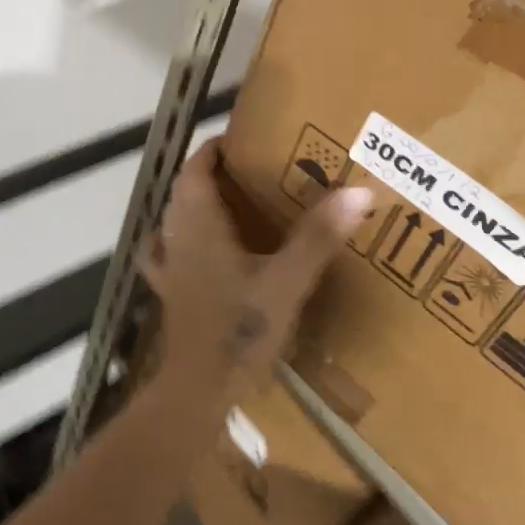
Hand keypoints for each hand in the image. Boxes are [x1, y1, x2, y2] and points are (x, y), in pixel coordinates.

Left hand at [141, 139, 371, 393]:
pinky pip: (165, 255)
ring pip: (174, 221)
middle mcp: (176, 238)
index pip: (195, 171)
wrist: (200, 385)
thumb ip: (318, 237)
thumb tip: (359, 191)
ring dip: (192, 205)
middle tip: (245, 169)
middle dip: (207, 174)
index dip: (211, 151)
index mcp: (199, 225)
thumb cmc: (241, 329)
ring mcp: (168, 267)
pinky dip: (174, 242)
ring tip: (226, 202)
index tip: (238, 139)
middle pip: (184, 193)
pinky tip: (186, 250)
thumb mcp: (287, 282)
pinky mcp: (169, 293)